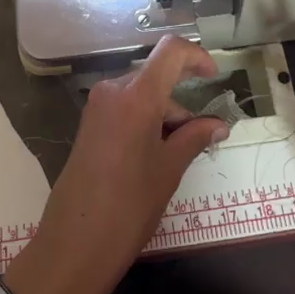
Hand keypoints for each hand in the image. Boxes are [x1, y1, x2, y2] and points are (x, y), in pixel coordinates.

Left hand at [4, 35, 230, 293]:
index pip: (170, 51)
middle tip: (201, 139)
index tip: (214, 77)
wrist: (74, 242)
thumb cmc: (129, 205)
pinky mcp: (89, 123)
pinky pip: (125, 108)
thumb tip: (219, 124)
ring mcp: (97, 106)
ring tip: (176, 158)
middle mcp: (113, 91)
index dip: (196, 56)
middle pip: (156, 78)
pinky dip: (145, 122)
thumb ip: (195, 137)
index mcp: (136, 96)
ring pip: (142, 96)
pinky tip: (154, 156)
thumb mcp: (169, 169)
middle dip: (181, 103)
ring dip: (164, 116)